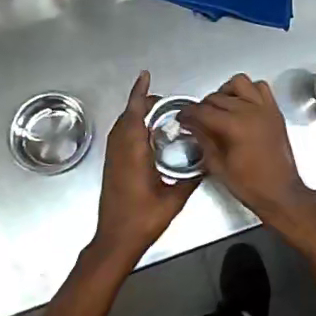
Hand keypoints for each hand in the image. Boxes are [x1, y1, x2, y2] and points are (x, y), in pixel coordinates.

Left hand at [93, 71, 198, 258]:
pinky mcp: (110, 167)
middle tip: (163, 102)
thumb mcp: (173, 199)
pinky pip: (120, 138)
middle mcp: (119, 150)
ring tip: (156, 115)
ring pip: (121, 127)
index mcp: (133, 151)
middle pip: (127, 116)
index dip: (139, 93)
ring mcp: (112, 158)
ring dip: (135, 115)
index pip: (134, 113)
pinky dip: (131, 128)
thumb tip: (205, 165)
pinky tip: (145, 137)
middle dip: (142, 103)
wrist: (115, 239)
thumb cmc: (143, 219)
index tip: (145, 76)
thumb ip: (189, 179)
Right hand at [181, 74, 315, 223]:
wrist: (281, 194)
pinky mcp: (274, 112)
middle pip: (217, 97)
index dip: (188, 114)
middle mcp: (250, 112)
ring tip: (221, 107)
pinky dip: (249, 91)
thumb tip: (191, 124)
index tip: (181, 118)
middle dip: (202, 107)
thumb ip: (203, 139)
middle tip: (197, 119)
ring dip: (225, 92)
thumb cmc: (249, 185)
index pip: (203, 111)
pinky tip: (242, 104)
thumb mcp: (218, 165)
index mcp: (234, 126)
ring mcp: (264, 109)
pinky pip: (260, 88)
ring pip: (239, 83)